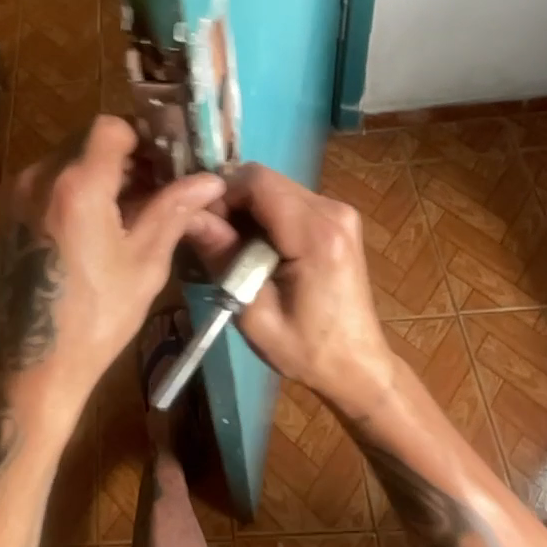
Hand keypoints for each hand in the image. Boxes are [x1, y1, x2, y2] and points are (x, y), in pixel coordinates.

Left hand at [0, 116, 225, 402]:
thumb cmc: (96, 318)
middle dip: (127, 155)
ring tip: (136, 206)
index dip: (143, 136)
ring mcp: (18, 194)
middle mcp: (39, 177)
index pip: (111, 127)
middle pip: (89, 140)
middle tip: (160, 184)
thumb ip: (173, 210)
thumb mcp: (144, 263)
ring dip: (103, 171)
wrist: (31, 366)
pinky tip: (104, 221)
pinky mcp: (9, 212)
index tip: (168, 160)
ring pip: (69, 159)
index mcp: (76, 185)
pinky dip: (79, 187)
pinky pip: (50, 180)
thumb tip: (210, 181)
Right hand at [187, 164, 397, 415]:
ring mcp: (339, 211)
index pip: (256, 181)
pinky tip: (256, 248)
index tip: (202, 225)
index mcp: (316, 235)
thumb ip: (223, 259)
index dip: (221, 194)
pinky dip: (264, 214)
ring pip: (274, 186)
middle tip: (211, 239)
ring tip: (232, 248)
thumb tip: (188, 217)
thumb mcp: (255, 315)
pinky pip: (288, 199)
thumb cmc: (307, 350)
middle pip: (265, 179)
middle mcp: (333, 211)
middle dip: (231, 201)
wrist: (358, 367)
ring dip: (246, 208)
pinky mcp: (337, 217)